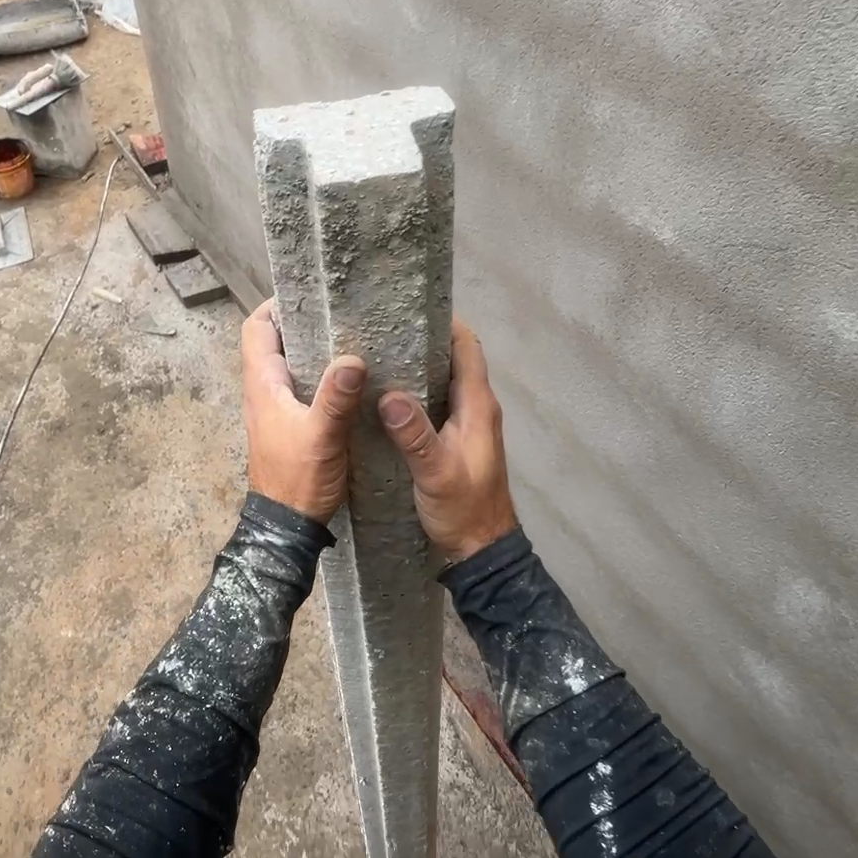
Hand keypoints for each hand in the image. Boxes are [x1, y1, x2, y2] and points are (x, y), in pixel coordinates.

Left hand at [242, 299, 367, 523]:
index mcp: (262, 384)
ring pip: (288, 365)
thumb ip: (335, 398)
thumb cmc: (298, 479)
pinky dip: (318, 376)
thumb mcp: (321, 437)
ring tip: (348, 338)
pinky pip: (300, 387)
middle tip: (338, 312)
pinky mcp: (288, 425)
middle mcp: (263, 391)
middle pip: (273, 342)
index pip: (256, 328)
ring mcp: (274, 409)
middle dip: (300, 323)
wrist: (287, 526)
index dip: (275, 306)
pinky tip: (348, 379)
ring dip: (311, 350)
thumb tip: (353, 358)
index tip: (308, 294)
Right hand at [379, 318, 517, 561]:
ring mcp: (465, 423)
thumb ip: (414, 435)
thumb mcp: (436, 473)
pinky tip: (385, 394)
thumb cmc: (464, 509)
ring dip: (417, 365)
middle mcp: (475, 407)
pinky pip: (434, 401)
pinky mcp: (452, 438)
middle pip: (453, 358)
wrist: (480, 550)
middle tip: (381, 327)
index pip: (468, 348)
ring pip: (442, 380)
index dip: (446, 323)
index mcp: (478, 406)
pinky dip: (414, 390)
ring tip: (377, 353)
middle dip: (423, 339)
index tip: (411, 307)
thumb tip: (389, 395)